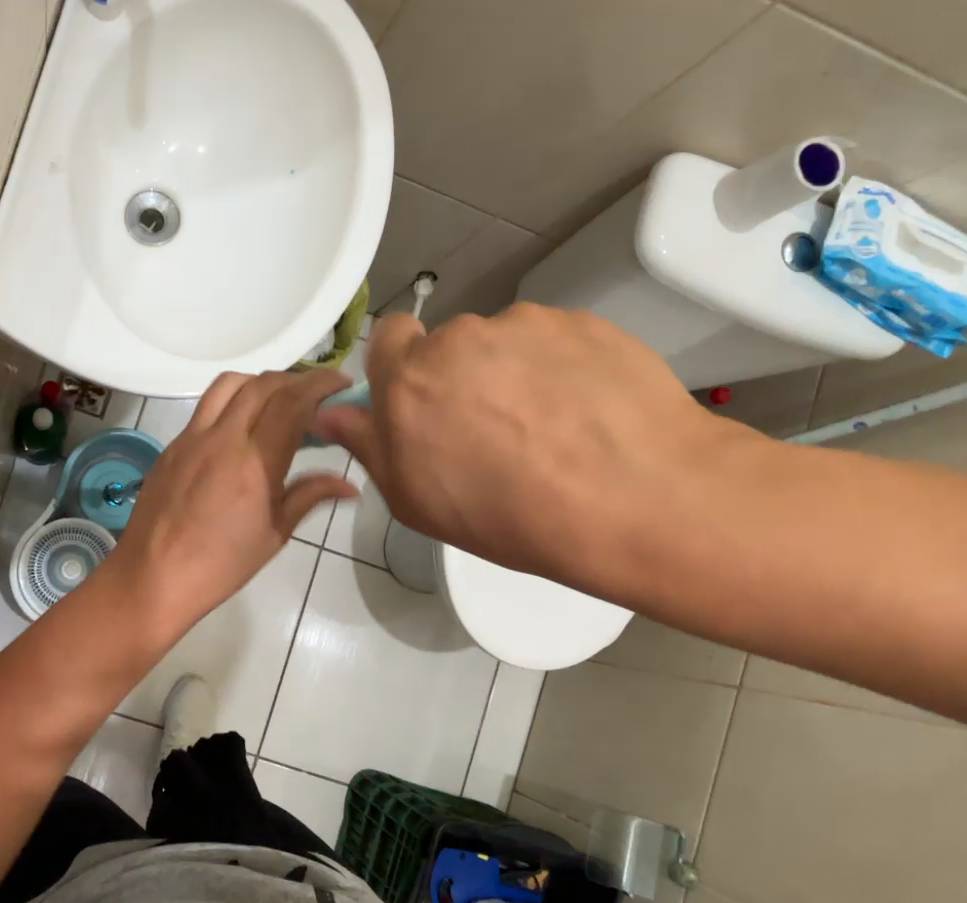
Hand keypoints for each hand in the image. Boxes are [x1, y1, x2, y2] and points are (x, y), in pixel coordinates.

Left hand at [105, 370, 357, 636]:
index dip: (321, 383)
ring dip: (260, 383)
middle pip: (263, 385)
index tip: (341, 382)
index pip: (292, 402)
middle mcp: (221, 439)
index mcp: (253, 463)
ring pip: (228, 386)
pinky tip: (241, 431)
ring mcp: (191, 439)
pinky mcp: (171, 447)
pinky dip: (232, 403)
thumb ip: (310, 496)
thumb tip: (350, 485)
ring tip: (277, 403)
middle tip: (316, 396)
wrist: (151, 578)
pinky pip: (205, 408)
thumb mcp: (273, 535)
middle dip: (296, 380)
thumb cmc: (219, 566)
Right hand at [312, 303, 740, 583]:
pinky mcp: (583, 323)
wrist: (634, 498)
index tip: (424, 405)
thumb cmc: (508, 515)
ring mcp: (526, 326)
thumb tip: (332, 412)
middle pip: (448, 346)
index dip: (401, 368)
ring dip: (511, 373)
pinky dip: (561, 370)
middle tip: (491, 431)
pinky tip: (585, 414)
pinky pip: (556, 342)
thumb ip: (369, 446)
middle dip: (459, 377)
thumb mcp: (416, 501)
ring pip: (504, 343)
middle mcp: (460, 339)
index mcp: (408, 381)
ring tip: (549, 427)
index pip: (387, 339)